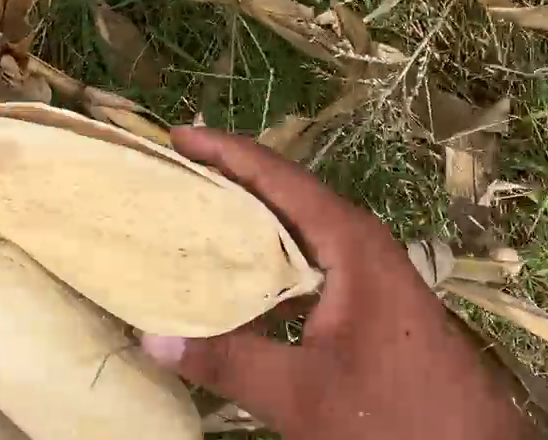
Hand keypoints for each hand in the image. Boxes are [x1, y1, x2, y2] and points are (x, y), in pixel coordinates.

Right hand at [140, 127, 532, 439]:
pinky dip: (268, 255)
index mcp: (348, 238)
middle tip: (178, 165)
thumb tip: (152, 337)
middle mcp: (358, 239)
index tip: (178, 135)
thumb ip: (229, 361)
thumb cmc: (395, 413)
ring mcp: (366, 267)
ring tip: (197, 207)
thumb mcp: (303, 393)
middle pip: (285, 190)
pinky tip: (238, 275)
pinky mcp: (367, 296)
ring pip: (296, 225)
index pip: (277, 175)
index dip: (226, 150)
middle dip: (231, 174)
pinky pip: (307, 257)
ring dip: (249, 215)